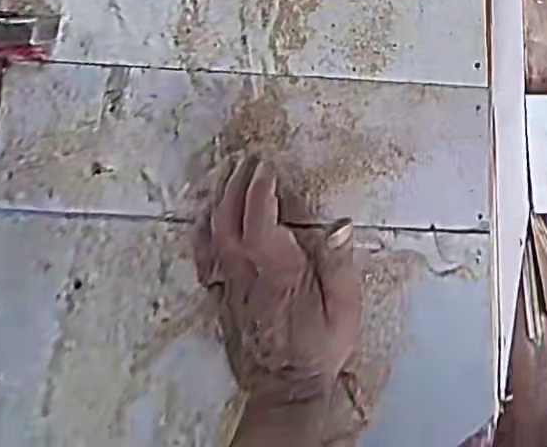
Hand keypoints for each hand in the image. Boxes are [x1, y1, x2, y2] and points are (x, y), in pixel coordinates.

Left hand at [195, 157, 360, 438]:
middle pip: (229, 221)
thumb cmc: (320, 346)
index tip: (268, 164)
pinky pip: (204, 256)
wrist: (285, 391)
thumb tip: (341, 225)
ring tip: (228, 169)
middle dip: (237, 182)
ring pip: (212, 235)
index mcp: (277, 275)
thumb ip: (340, 265)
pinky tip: (207, 211)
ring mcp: (228, 287)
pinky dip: (202, 228)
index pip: (258, 224)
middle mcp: (245, 278)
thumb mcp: (344, 309)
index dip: (259, 190)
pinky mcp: (220, 295)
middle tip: (249, 155)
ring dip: (218, 198)